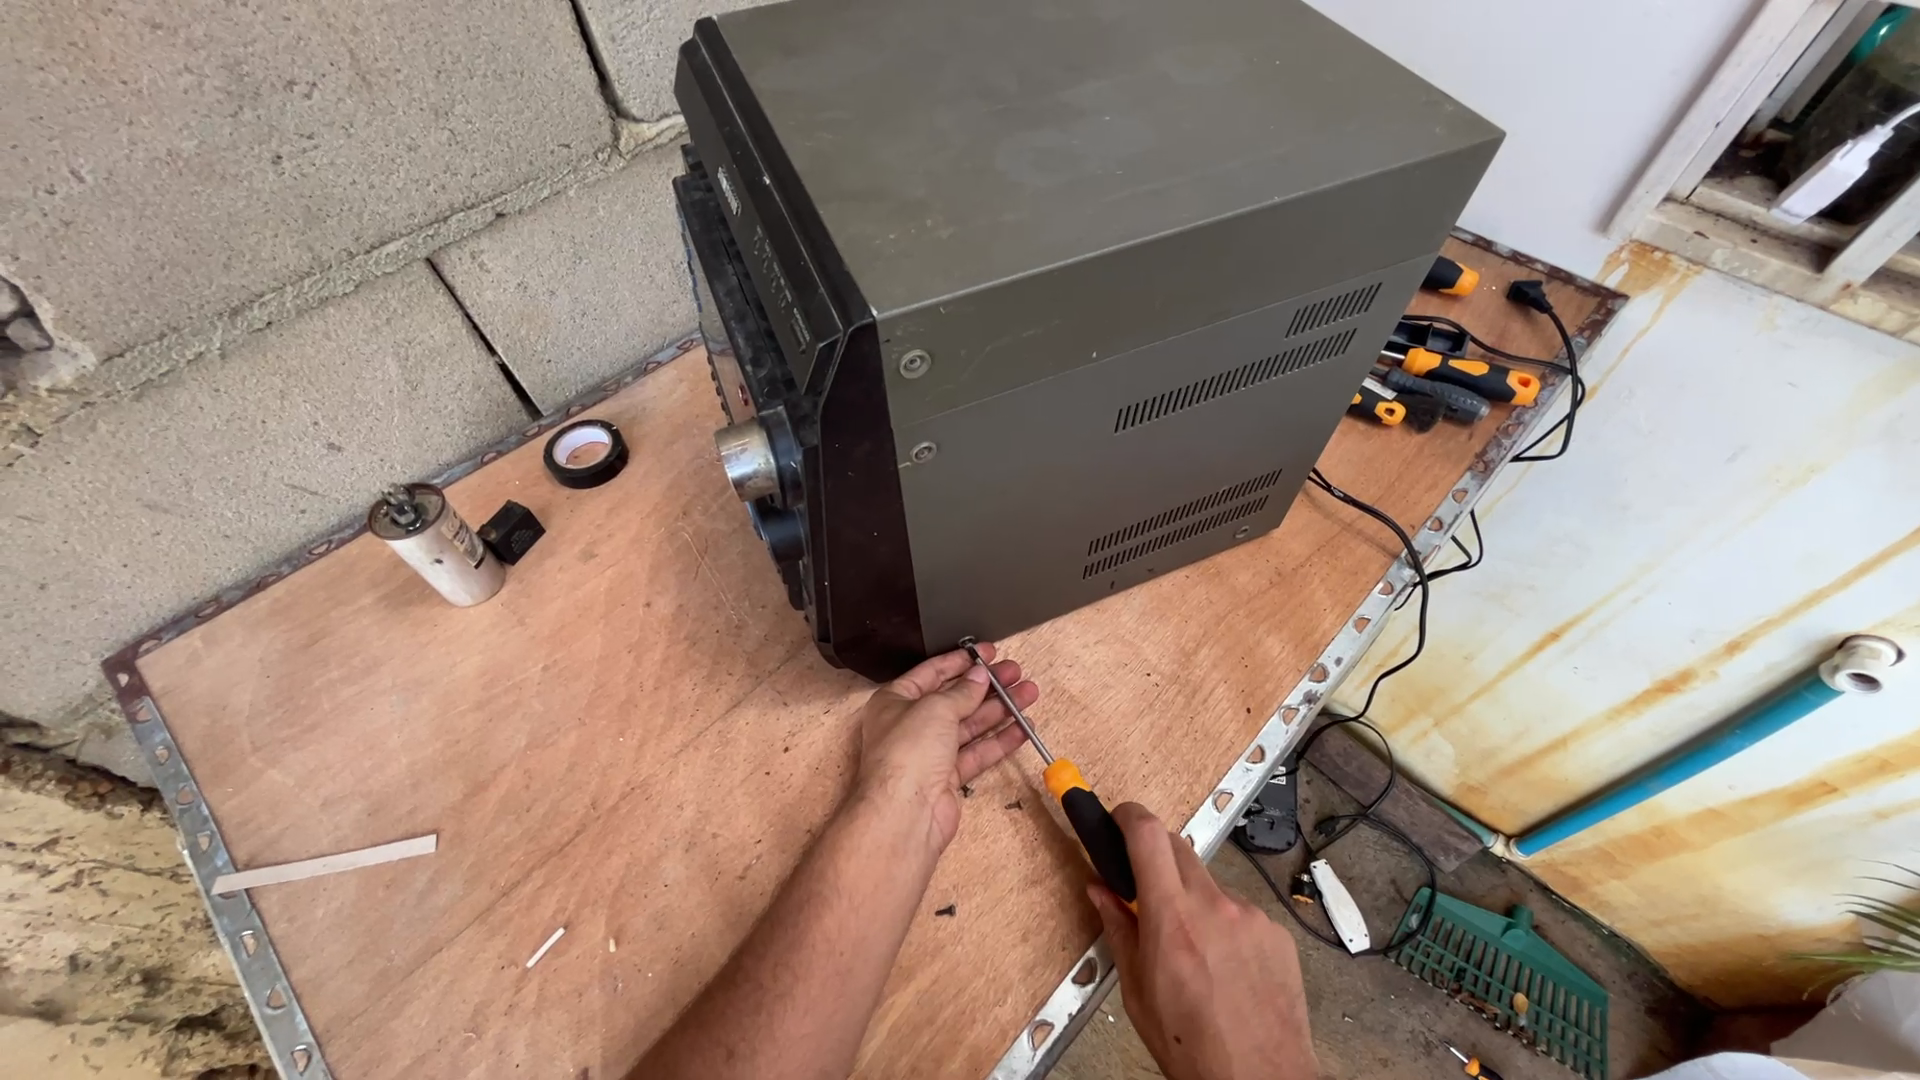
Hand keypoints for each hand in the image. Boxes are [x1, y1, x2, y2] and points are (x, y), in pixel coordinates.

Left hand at [851, 643, 1040, 854]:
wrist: (905, 813)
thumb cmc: (908, 752)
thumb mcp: (935, 708)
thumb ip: (962, 691)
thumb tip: (980, 676)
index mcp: (895, 701)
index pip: (931, 673)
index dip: (961, 661)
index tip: (987, 652)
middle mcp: (910, 725)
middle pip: (955, 698)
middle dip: (987, 685)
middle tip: (1015, 672)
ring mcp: (929, 753)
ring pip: (970, 725)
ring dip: (1000, 709)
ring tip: (1028, 694)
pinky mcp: (948, 777)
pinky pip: (977, 752)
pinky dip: (1000, 740)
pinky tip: (1023, 728)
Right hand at [1087, 804, 1314, 1079]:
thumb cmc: (1193, 1047)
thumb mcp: (1137, 992)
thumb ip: (1118, 929)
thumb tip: (1098, 889)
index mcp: (1172, 919)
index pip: (1148, 835)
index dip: (1129, 815)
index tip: (1119, 816)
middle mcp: (1214, 906)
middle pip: (1178, 848)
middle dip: (1157, 859)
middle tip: (1149, 891)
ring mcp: (1250, 916)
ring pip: (1210, 883)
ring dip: (1195, 899)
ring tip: (1195, 949)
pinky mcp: (1276, 932)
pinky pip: (1241, 911)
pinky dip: (1227, 925)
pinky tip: (1226, 965)